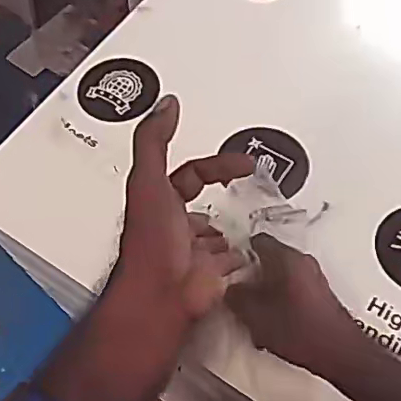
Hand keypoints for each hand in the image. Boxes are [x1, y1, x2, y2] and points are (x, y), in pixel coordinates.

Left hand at [104, 95, 254, 324]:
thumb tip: (166, 105)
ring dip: (226, 227)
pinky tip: (252, 253)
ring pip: (212, 235)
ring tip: (246, 219)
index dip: (215, 165)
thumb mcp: (148, 180)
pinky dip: (240, 257)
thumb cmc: (151, 243)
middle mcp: (173, 226)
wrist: (160, 296)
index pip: (189, 174)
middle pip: (198, 204)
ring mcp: (192, 252)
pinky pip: (229, 264)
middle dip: (218, 193)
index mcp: (159, 202)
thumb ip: (153, 141)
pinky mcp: (210, 276)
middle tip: (246, 183)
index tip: (243, 163)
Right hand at [228, 235, 363, 375]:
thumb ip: (235, 295)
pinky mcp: (321, 297)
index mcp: (287, 258)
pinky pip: (293, 292)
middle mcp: (304, 263)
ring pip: (280, 277)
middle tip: (238, 291)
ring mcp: (315, 280)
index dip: (239, 252)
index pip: (257, 241)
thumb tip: (230, 290)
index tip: (228, 266)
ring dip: (265, 291)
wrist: (338, 353)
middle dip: (251, 276)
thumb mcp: (253, 313)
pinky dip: (280, 302)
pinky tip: (273, 324)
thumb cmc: (300, 330)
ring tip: (254, 313)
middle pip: (269, 260)